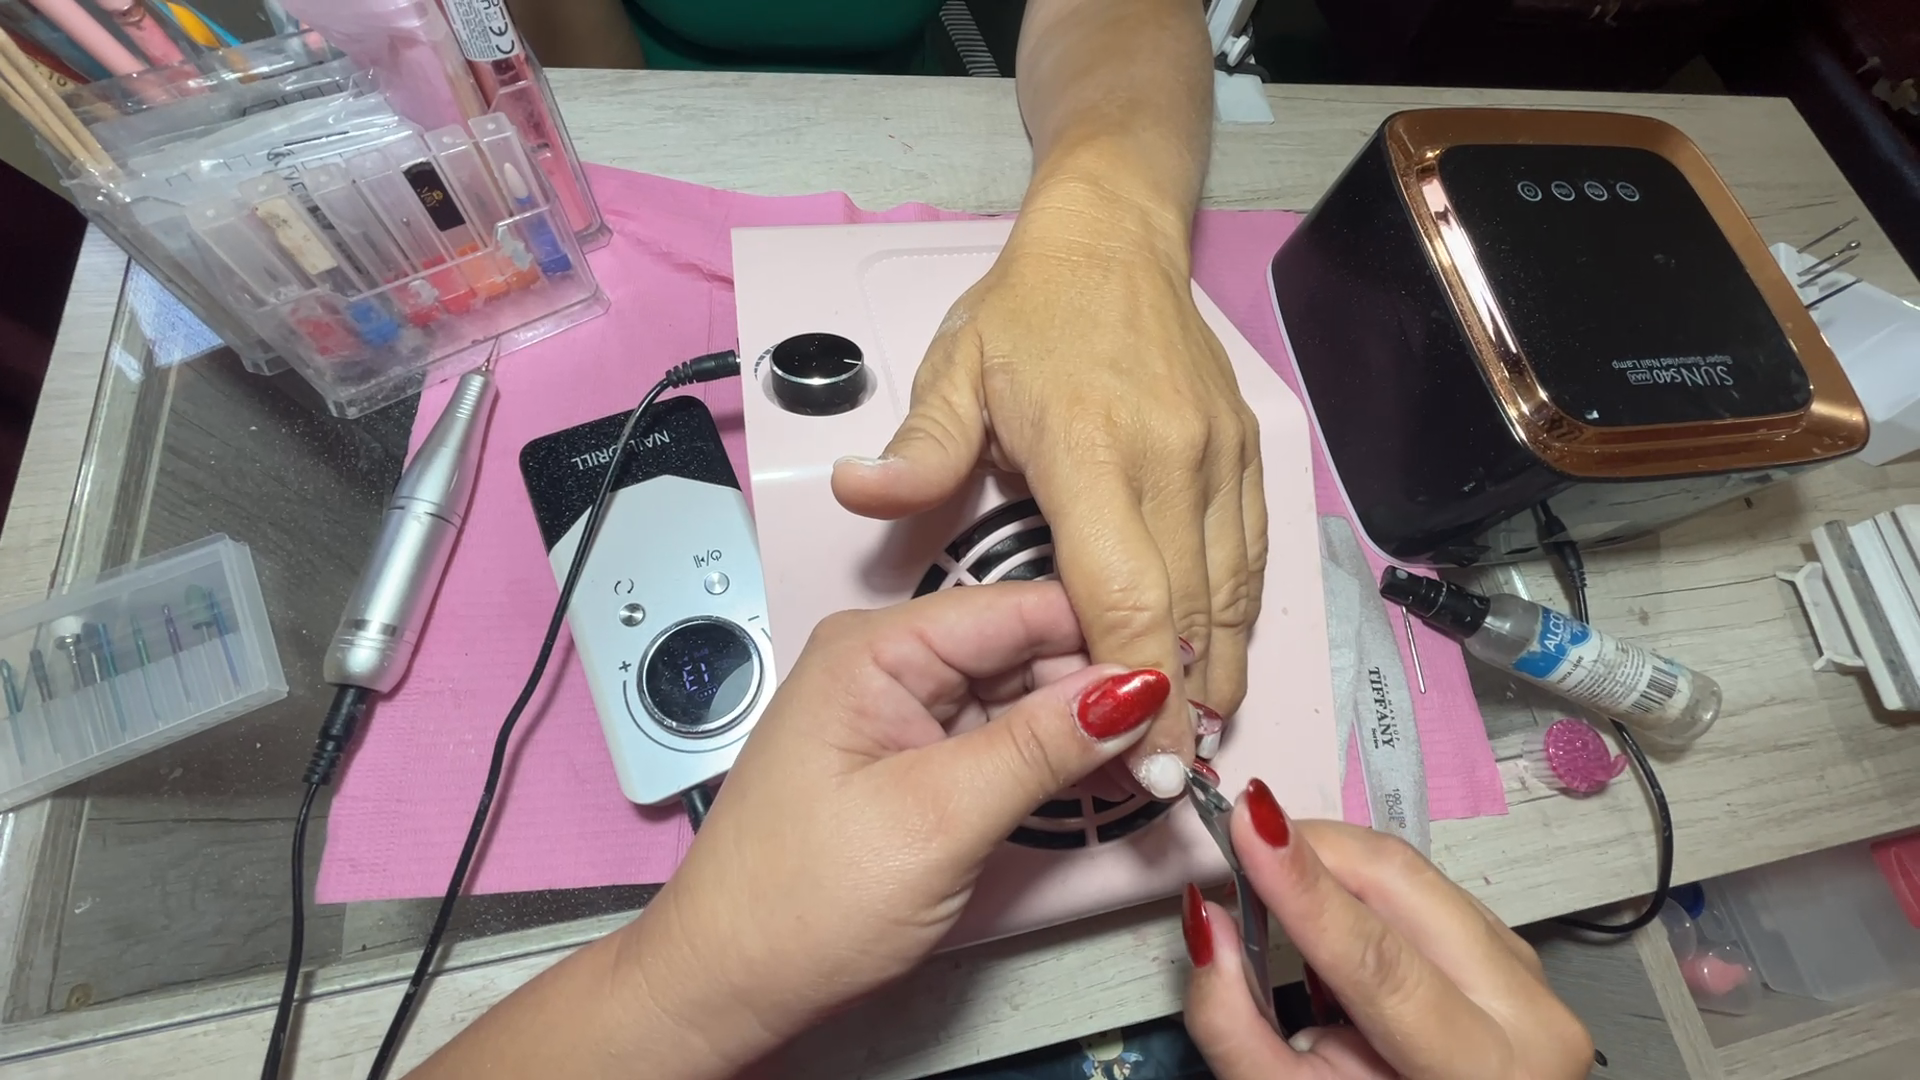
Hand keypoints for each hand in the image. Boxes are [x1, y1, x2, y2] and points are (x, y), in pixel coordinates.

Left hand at [620, 582, 1171, 1075]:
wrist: (730, 982)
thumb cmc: (802, 902)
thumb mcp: (936, 818)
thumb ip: (1038, 746)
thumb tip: (1131, 688)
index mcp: (878, 646)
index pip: (1015, 609)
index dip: (1103, 633)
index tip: (1179, 671)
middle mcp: (894, 659)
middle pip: (1025, 649)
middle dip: (1101, 688)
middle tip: (1180, 733)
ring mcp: (908, 705)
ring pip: (1022, 693)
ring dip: (1085, 727)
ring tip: (1157, 759)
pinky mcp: (921, 750)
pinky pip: (1003, 734)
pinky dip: (1053, 756)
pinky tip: (1106, 774)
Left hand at [832, 188, 1264, 799]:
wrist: (1114, 238)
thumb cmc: (1027, 309)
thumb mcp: (955, 368)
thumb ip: (919, 448)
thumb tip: (856, 492)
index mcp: (1088, 449)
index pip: (1120, 591)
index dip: (1131, 684)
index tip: (1140, 759)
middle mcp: (1167, 461)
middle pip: (1183, 612)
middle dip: (1180, 706)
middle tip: (1168, 780)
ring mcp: (1218, 458)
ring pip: (1229, 593)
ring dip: (1214, 673)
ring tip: (1198, 741)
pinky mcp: (1244, 453)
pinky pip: (1250, 556)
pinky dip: (1236, 621)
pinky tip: (1219, 663)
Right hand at [1183, 783, 1592, 1078]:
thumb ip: (1231, 1020)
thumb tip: (1207, 918)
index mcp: (1481, 1070)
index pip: (1378, 962)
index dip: (1304, 886)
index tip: (1246, 818)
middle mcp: (1524, 1008)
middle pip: (1398, 880)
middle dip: (1305, 845)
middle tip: (1236, 844)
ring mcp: (1521, 965)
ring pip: (1403, 864)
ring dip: (1323, 855)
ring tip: (1271, 881)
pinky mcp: (1504, 939)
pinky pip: (1413, 876)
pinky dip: (1348, 870)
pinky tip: (1320, 899)